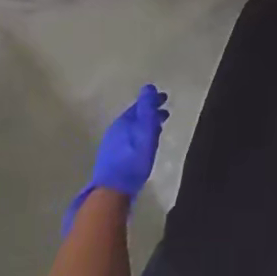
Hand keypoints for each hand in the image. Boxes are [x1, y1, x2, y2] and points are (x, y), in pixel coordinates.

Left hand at [64, 85, 168, 232]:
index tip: (165, 98)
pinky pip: (128, 139)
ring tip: (157, 128)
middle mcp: (116, 129)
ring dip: (144, 125)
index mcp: (125, 120)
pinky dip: (138, 136)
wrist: (113, 188)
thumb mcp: (145, 131)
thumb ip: (147, 109)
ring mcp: (111, 144)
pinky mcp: (111, 157)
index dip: (152, 100)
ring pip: (131, 128)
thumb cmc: (134, 158)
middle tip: (165, 113)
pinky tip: (143, 144)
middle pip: (135, 116)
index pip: (140, 104)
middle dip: (149, 112)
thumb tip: (148, 87)